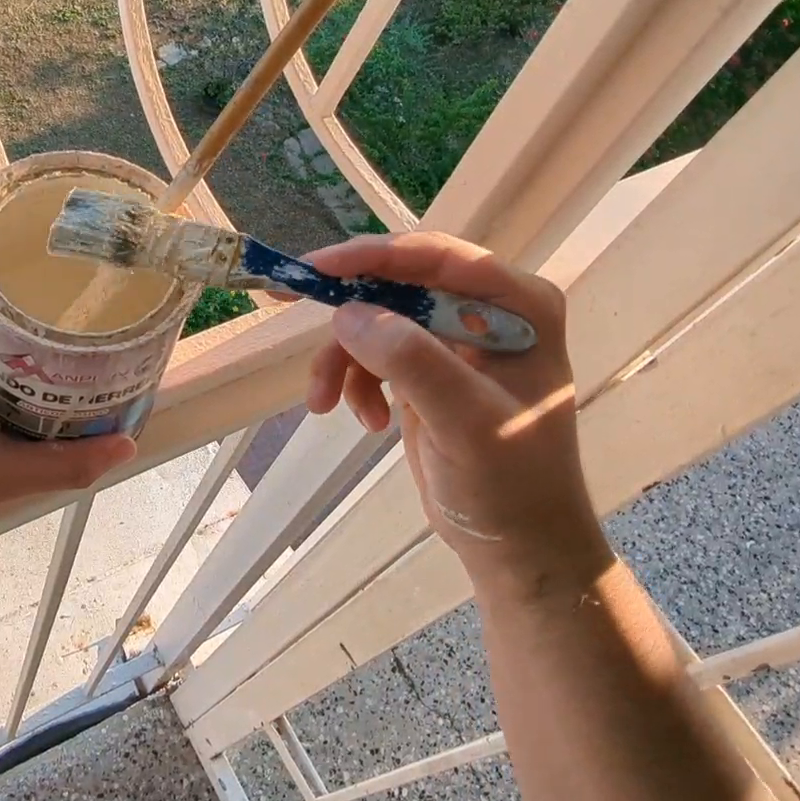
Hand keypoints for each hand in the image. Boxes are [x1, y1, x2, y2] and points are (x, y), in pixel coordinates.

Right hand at [303, 232, 610, 598]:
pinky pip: (371, 354)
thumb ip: (410, 361)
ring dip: (341, 359)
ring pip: (374, 320)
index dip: (372, 256)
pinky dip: (354, 383)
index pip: (436, 258)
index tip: (315, 267)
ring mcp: (453, 340)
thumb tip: (347, 313)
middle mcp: (485, 311)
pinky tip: (366, 421)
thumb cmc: (508, 483)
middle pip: (397, 282)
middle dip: (344, 307)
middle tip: (283, 298)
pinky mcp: (426, 368)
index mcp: (516, 306)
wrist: (515, 544)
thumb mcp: (463, 421)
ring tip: (323, 402)